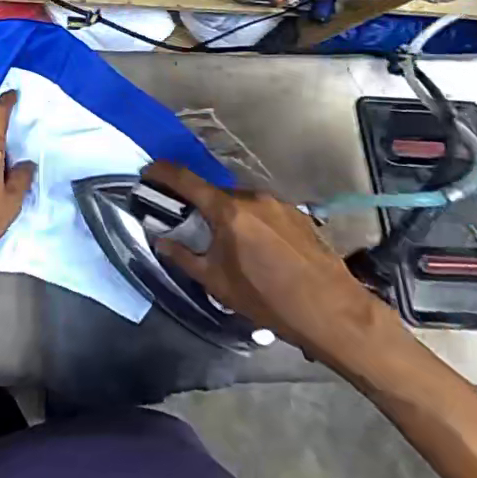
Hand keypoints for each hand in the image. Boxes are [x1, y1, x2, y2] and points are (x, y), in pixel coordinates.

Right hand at [144, 162, 397, 369]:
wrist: (327, 307)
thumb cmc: (266, 299)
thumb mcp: (217, 283)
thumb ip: (185, 256)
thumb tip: (161, 239)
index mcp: (229, 211)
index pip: (188, 180)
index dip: (164, 172)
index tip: (149, 170)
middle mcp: (253, 197)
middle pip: (217, 195)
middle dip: (202, 208)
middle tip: (194, 229)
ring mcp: (278, 202)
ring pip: (242, 203)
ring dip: (231, 218)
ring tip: (233, 249)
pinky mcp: (297, 212)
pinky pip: (264, 211)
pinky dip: (253, 223)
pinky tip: (260, 251)